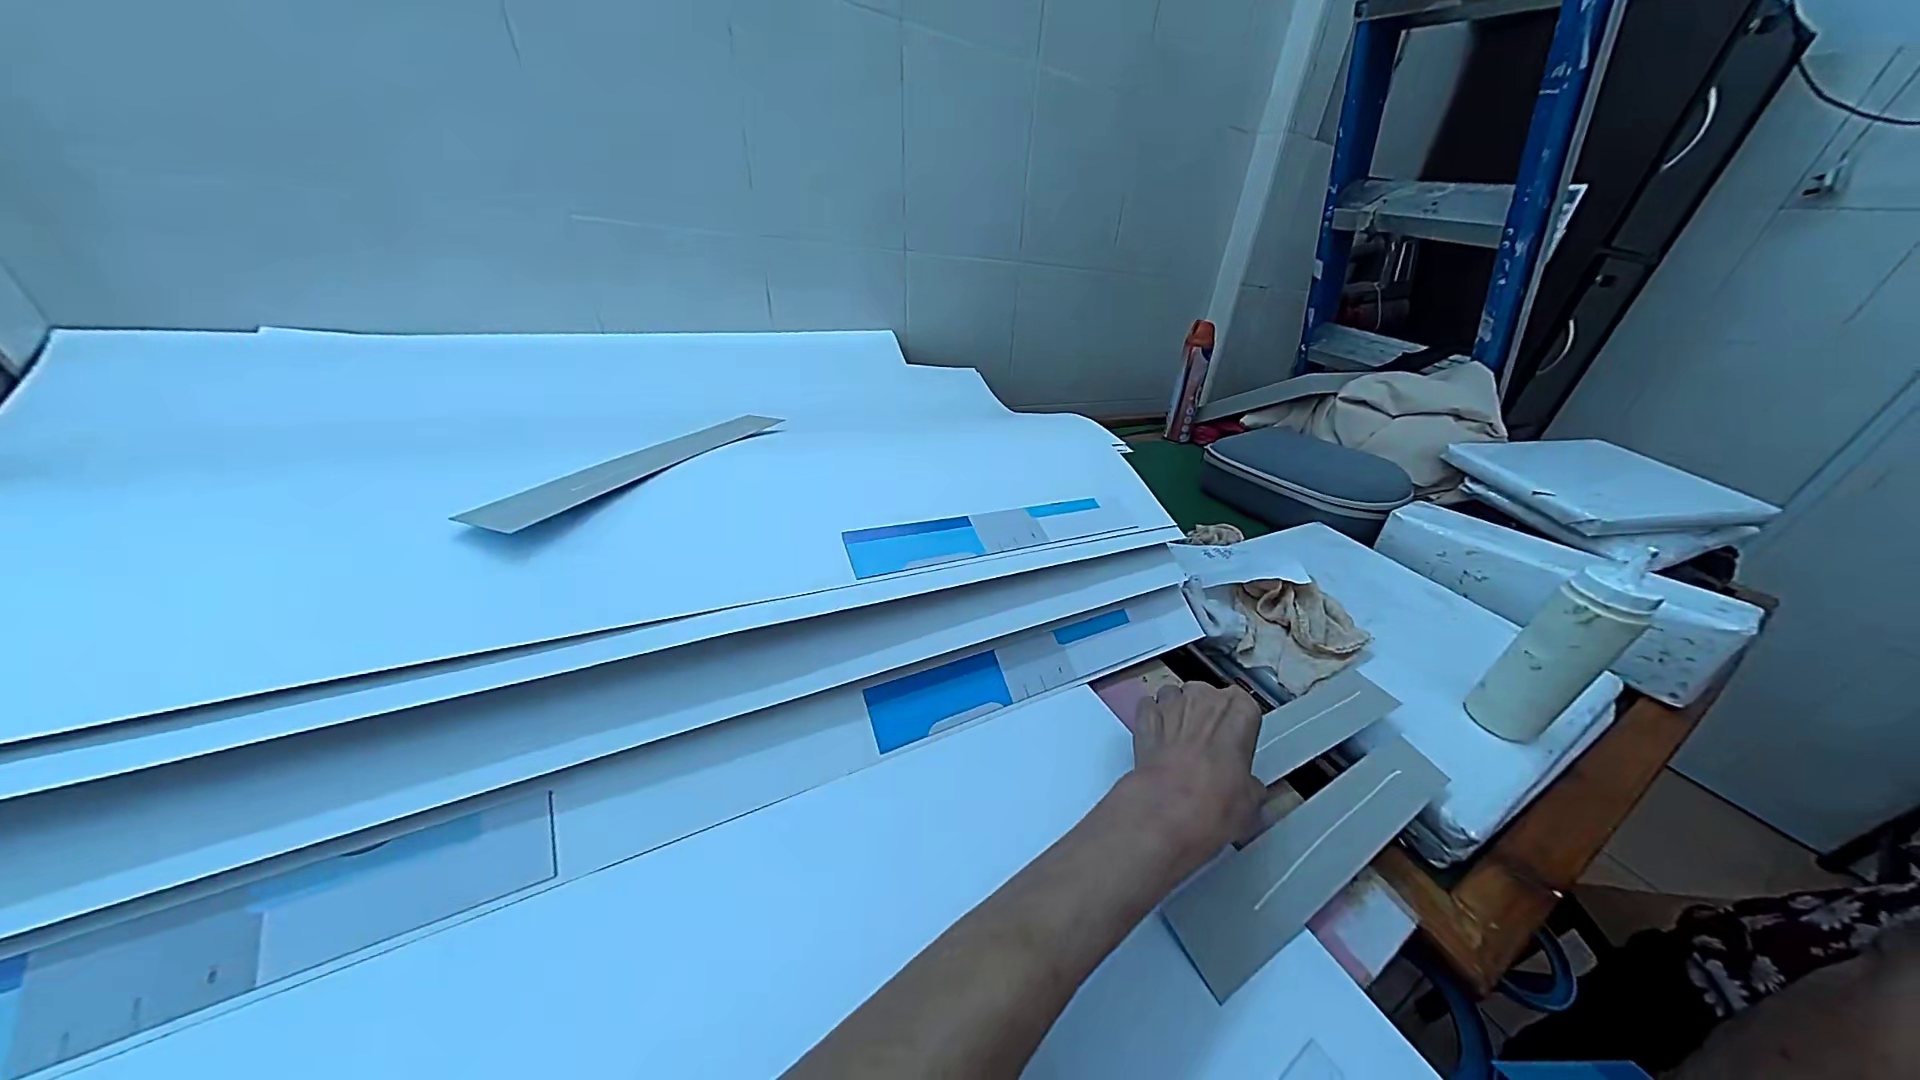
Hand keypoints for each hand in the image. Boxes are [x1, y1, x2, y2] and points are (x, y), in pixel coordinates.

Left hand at [1121, 682, 1265, 871]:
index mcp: (1239, 711)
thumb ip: (1250, 782)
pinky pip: (1148, 706)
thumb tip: (1247, 789)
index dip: (1237, 722)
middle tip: (1206, 744)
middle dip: (1205, 713)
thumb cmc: (1215, 799)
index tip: (1235, 738)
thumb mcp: (1251, 799)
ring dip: (1176, 711)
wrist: (1170, 807)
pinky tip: (1156, 738)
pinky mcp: (1144, 716)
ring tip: (1179, 740)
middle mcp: (1203, 698)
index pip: (1243, 703)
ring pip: (1174, 695)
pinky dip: (1151, 718)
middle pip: (1205, 694)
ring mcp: (1170, 704)